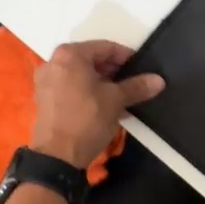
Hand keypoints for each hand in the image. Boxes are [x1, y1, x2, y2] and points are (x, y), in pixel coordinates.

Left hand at [30, 40, 164, 166]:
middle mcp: (54, 62)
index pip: (106, 48)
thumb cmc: (87, 119)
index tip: (142, 69)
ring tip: (123, 97)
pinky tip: (106, 106)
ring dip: (103, 83)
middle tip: (133, 83)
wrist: (58, 155)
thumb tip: (159, 80)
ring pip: (81, 75)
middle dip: (114, 71)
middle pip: (91, 60)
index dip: (127, 57)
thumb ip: (137, 86)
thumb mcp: (117, 100)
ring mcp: (46, 82)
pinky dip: (89, 92)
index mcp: (70, 55)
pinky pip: (72, 88)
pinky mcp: (45, 100)